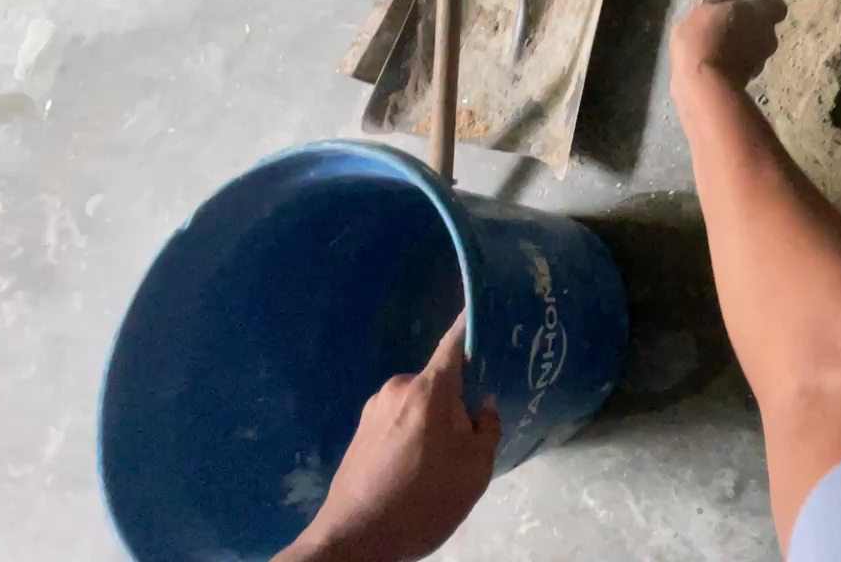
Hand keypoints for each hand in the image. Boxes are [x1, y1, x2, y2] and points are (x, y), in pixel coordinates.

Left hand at [277, 318, 501, 561]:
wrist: (351, 547)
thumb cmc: (421, 500)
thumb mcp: (476, 468)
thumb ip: (488, 428)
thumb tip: (481, 407)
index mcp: (430, 388)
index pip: (456, 340)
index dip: (474, 321)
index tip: (489, 304)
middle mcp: (398, 388)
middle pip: (441, 378)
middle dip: (458, 396)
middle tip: (472, 424)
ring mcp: (373, 411)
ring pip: (419, 401)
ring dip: (433, 418)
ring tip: (442, 454)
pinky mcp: (358, 435)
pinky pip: (399, 419)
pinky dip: (413, 432)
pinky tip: (417, 465)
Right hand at [670, 0, 787, 90]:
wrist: (702, 82)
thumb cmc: (702, 37)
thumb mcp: (703, 9)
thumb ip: (721, 2)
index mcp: (761, 13)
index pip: (778, 6)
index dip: (764, 5)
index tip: (747, 7)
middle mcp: (769, 36)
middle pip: (765, 28)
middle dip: (749, 28)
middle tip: (725, 28)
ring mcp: (762, 60)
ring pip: (755, 48)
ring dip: (742, 47)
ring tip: (716, 49)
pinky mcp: (751, 79)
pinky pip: (745, 65)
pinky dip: (735, 64)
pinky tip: (714, 65)